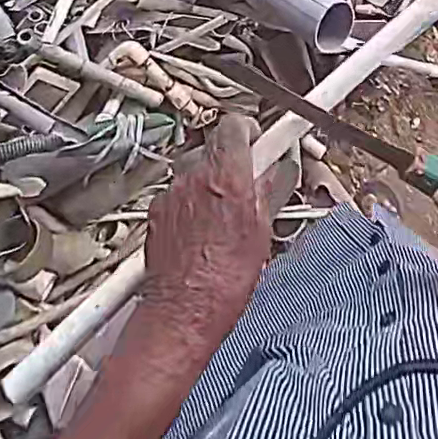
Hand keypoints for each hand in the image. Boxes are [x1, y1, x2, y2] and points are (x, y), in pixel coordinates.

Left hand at [142, 114, 273, 339]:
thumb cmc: (224, 279)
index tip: (261, 138)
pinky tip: (203, 225)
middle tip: (248, 179)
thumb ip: (271, 188)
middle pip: (214, 145)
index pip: (235, 124)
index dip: (250, 128)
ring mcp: (172, 193)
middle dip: (232, 158)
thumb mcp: (263, 228)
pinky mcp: (157, 211)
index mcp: (226, 175)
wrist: (184, 314)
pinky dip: (192, 199)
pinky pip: (179, 191)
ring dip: (210, 178)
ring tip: (224, 208)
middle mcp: (195, 177)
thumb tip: (280, 172)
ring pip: (195, 167)